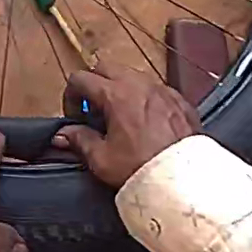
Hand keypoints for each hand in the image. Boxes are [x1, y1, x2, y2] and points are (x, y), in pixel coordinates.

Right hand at [53, 66, 199, 189]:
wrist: (188, 183)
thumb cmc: (143, 169)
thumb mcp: (101, 158)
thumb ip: (79, 140)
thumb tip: (63, 134)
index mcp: (115, 94)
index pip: (80, 78)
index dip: (71, 96)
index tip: (76, 116)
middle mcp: (139, 85)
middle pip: (105, 67)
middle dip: (94, 84)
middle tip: (94, 110)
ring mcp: (162, 90)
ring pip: (132, 75)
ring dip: (119, 88)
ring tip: (120, 115)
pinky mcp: (181, 101)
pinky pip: (156, 88)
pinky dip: (144, 97)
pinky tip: (146, 120)